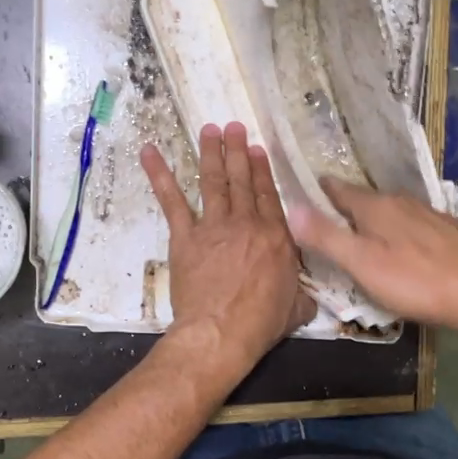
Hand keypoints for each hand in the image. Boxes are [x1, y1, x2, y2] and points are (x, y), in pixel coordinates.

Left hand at [143, 122, 315, 372]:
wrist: (222, 331)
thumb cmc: (262, 323)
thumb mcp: (297, 309)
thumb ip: (302, 296)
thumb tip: (307, 298)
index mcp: (277, 238)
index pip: (268, 195)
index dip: (262, 170)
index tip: (257, 149)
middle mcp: (247, 224)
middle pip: (242, 181)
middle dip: (237, 151)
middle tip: (233, 127)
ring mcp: (215, 227)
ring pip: (214, 182)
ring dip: (211, 154)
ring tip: (209, 130)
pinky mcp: (186, 238)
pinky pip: (172, 201)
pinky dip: (160, 175)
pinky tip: (149, 153)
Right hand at [288, 178, 457, 337]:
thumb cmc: (416, 280)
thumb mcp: (361, 263)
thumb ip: (326, 237)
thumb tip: (289, 208)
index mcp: (375, 207)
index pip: (339, 190)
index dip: (320, 192)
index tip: (304, 194)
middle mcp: (402, 203)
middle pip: (367, 201)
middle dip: (348, 209)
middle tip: (330, 222)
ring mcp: (431, 215)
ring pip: (395, 213)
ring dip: (378, 222)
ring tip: (366, 237)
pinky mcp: (452, 232)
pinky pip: (417, 228)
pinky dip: (404, 235)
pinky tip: (407, 252)